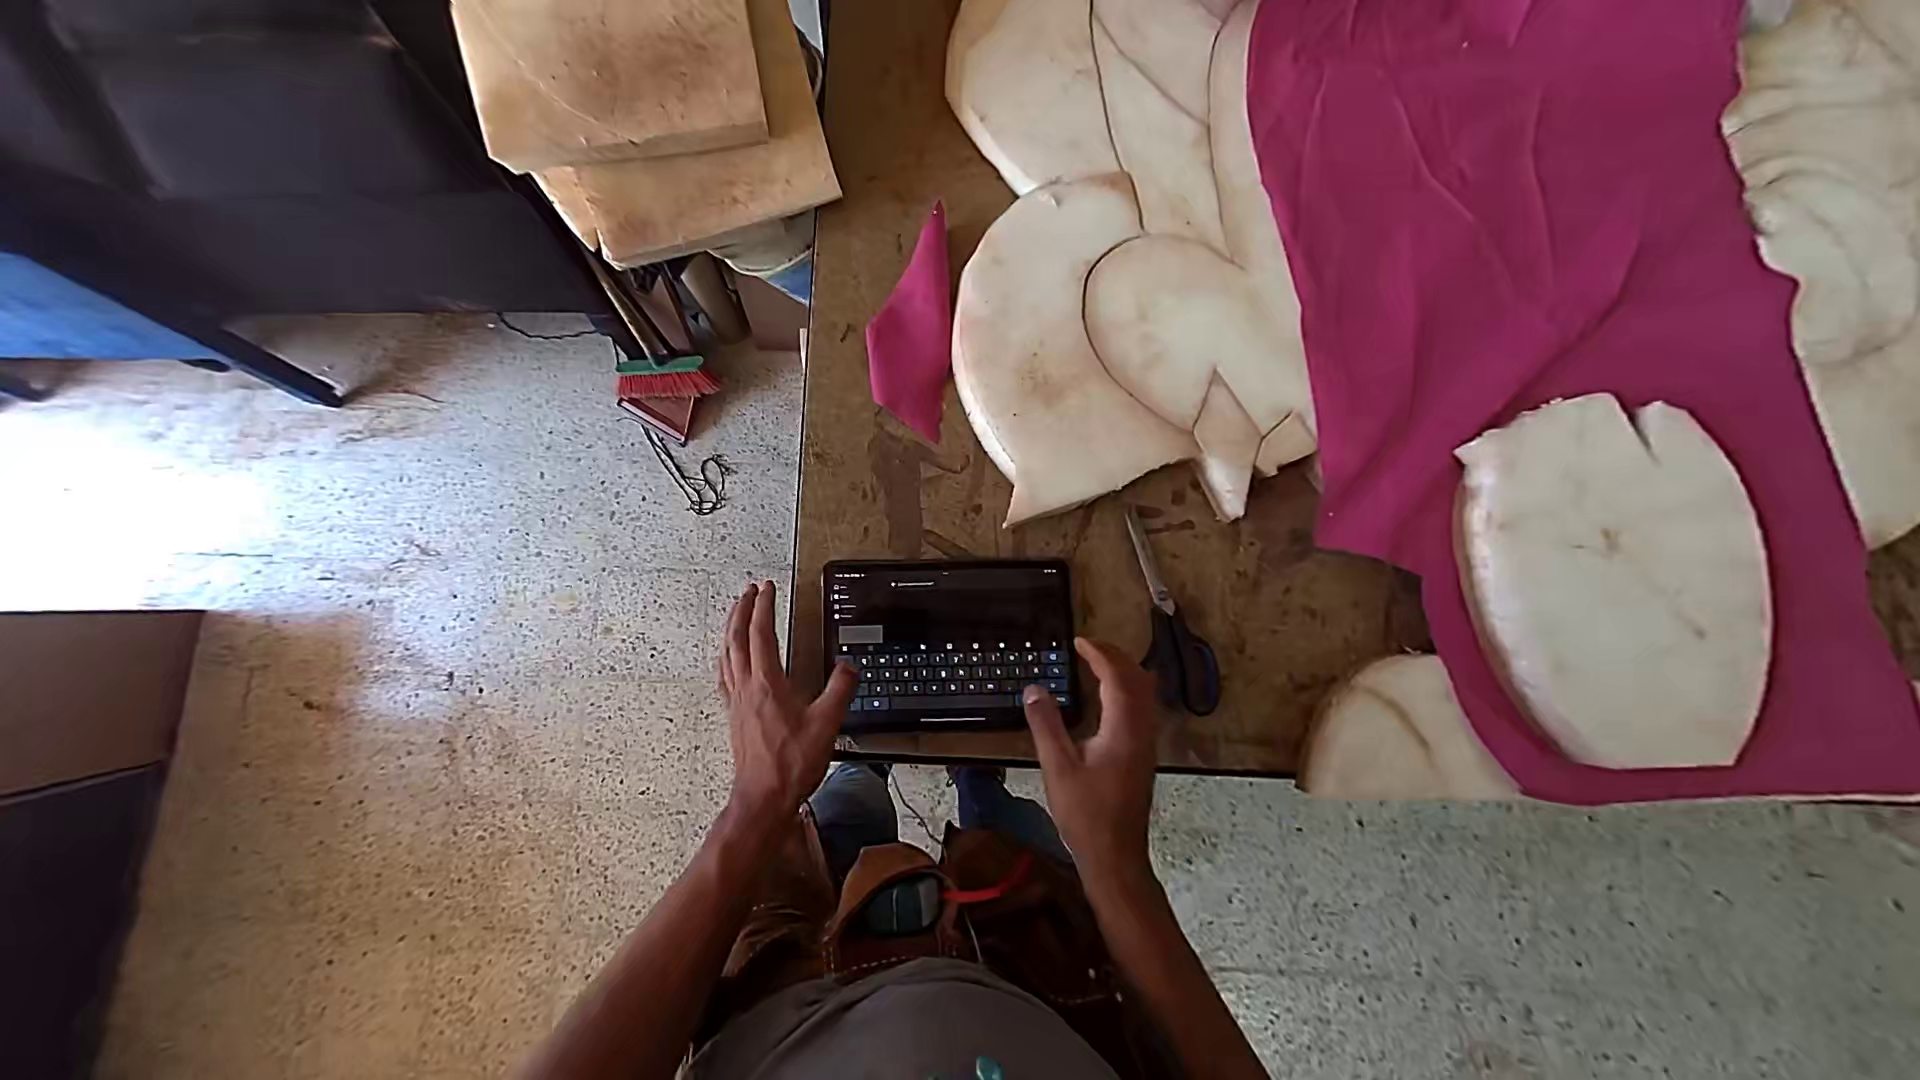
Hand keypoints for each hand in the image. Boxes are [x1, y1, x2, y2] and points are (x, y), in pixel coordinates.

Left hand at [717, 581, 856, 834]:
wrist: (763, 796)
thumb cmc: (791, 763)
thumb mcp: (827, 723)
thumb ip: (840, 689)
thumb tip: (848, 666)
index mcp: (767, 683)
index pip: (761, 634)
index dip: (763, 607)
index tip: (767, 588)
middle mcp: (747, 687)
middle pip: (737, 638)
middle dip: (742, 609)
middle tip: (749, 591)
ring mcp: (736, 701)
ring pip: (727, 653)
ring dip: (731, 628)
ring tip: (736, 613)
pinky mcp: (734, 714)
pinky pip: (724, 674)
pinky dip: (725, 655)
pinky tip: (728, 657)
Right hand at [1021, 637, 1160, 883]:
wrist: (1115, 857)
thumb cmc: (1085, 814)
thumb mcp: (1058, 767)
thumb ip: (1046, 725)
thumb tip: (1035, 689)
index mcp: (1123, 730)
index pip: (1118, 677)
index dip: (1100, 654)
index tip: (1080, 641)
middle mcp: (1141, 731)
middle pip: (1138, 680)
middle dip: (1115, 656)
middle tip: (1088, 647)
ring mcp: (1146, 744)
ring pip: (1144, 694)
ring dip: (1123, 672)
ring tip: (1097, 663)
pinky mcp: (1143, 755)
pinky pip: (1142, 708)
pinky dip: (1126, 690)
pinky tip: (1107, 698)